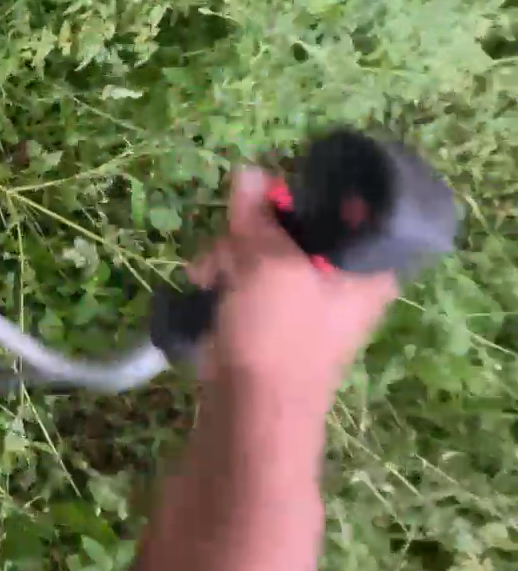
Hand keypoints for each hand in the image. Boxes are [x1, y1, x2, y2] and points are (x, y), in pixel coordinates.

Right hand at [188, 168, 397, 410]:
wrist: (252, 398)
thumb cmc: (276, 333)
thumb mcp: (268, 267)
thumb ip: (258, 220)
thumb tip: (248, 172)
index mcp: (365, 269)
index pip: (343, 213)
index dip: (300, 201)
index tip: (262, 203)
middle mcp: (340, 278)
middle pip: (288, 228)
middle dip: (245, 235)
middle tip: (228, 252)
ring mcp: (302, 295)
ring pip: (256, 249)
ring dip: (223, 255)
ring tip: (207, 275)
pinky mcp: (267, 309)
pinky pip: (241, 272)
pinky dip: (219, 273)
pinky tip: (204, 284)